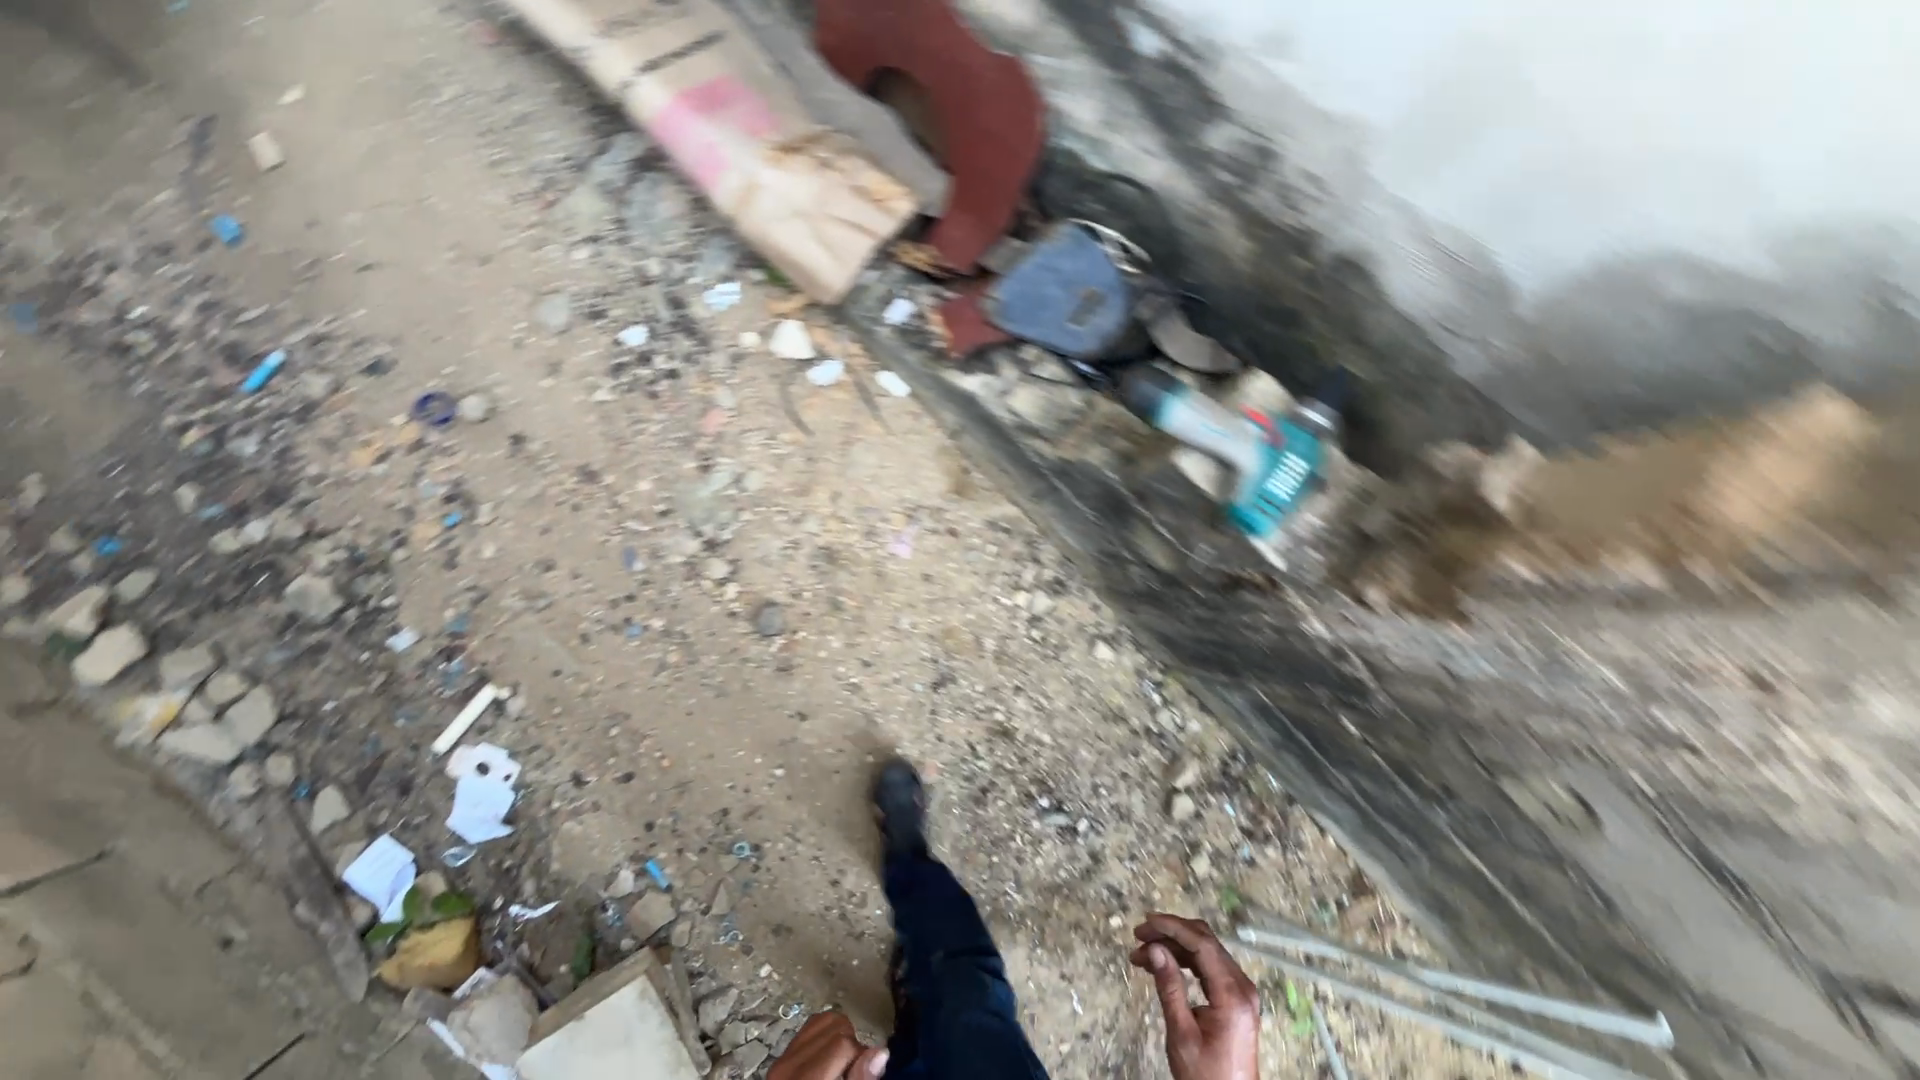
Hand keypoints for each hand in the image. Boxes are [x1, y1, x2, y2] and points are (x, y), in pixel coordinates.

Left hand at [767, 1012, 889, 1079]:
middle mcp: (787, 1066)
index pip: (841, 1043)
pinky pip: (810, 1028)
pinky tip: (830, 1061)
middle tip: (852, 1074)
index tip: (863, 1075)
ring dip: (841, 1037)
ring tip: (842, 1067)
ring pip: (823, 1021)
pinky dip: (826, 1036)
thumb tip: (881, 1051)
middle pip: (834, 1026)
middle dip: (852, 1045)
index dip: (860, 1056)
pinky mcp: (782, 1059)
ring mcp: (782, 1060)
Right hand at [1130, 913, 1259, 1079]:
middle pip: (1205, 942)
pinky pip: (1210, 967)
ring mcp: (1241, 991)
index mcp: (1232, 993)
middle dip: (1170, 933)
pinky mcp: (1235, 998)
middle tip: (1139, 936)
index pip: (1202, 944)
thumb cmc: (1204, 1074)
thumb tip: (1153, 949)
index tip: (1145, 923)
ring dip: (1174, 947)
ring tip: (1142, 954)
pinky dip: (1185, 960)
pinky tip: (1162, 965)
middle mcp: (1242, 985)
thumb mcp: (1181, 1034)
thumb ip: (1169, 988)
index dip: (1172, 927)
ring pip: (1206, 952)